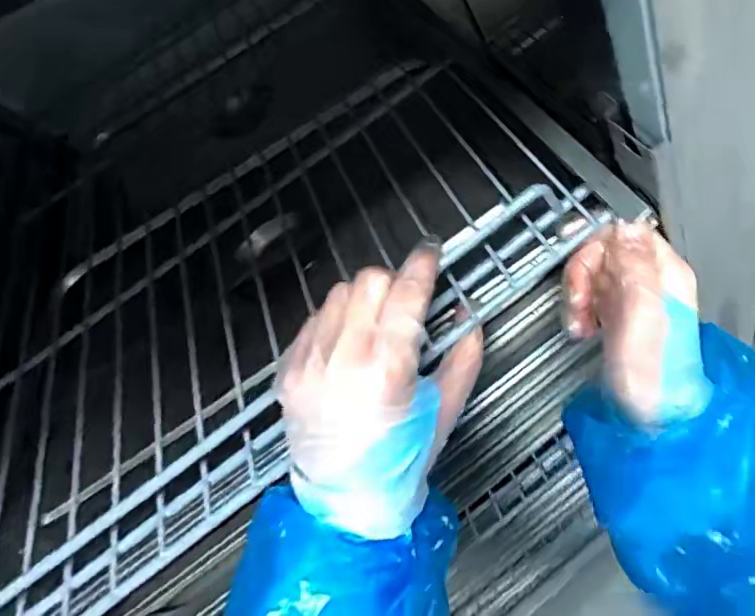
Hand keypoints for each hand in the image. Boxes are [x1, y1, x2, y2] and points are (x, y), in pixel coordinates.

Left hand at [276, 244, 484, 538]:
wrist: (345, 503)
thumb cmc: (404, 457)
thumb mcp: (448, 405)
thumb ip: (465, 353)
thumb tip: (466, 310)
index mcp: (388, 368)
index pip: (407, 292)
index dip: (423, 263)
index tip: (431, 251)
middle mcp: (344, 359)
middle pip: (370, 281)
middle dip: (394, 283)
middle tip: (406, 302)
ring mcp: (310, 364)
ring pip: (339, 292)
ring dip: (364, 299)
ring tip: (375, 325)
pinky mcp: (288, 372)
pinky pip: (314, 317)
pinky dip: (336, 319)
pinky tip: (349, 343)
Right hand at [563, 220, 712, 426]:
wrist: (653, 423)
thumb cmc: (653, 371)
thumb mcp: (643, 309)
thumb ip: (635, 263)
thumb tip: (624, 225)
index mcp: (666, 272)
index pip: (630, 231)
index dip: (601, 241)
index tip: (579, 261)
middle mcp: (653, 281)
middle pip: (609, 249)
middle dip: (584, 270)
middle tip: (578, 302)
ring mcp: (636, 300)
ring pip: (597, 272)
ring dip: (579, 292)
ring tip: (578, 323)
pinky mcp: (620, 321)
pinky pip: (594, 297)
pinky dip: (581, 309)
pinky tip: (581, 330)